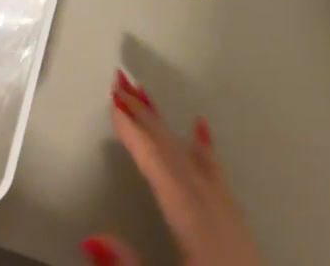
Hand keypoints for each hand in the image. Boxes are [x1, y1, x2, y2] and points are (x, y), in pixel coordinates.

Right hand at [82, 73, 263, 265]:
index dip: (134, 134)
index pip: (157, 166)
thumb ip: (128, 265)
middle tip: (121, 82)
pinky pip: (217, 171)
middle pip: (174, 151)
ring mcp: (228, 209)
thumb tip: (92, 237)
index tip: (114, 102)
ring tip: (146, 95)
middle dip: (146, 115)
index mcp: (191, 219)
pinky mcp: (237, 219)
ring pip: (193, 155)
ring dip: (166, 125)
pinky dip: (204, 146)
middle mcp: (210, 205)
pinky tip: (200, 126)